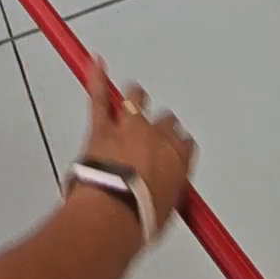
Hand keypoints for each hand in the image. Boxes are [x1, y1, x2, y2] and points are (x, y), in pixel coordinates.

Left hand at [77, 57, 196, 231]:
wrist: (113, 211)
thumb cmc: (139, 217)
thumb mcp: (165, 213)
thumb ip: (165, 195)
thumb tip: (158, 200)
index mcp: (178, 158)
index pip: (184, 142)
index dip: (175, 144)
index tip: (170, 148)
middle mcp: (157, 135)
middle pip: (164, 120)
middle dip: (157, 125)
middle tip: (148, 133)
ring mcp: (128, 126)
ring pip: (135, 98)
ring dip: (134, 98)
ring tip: (132, 96)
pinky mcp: (102, 126)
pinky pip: (100, 95)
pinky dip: (97, 77)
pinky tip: (95, 61)